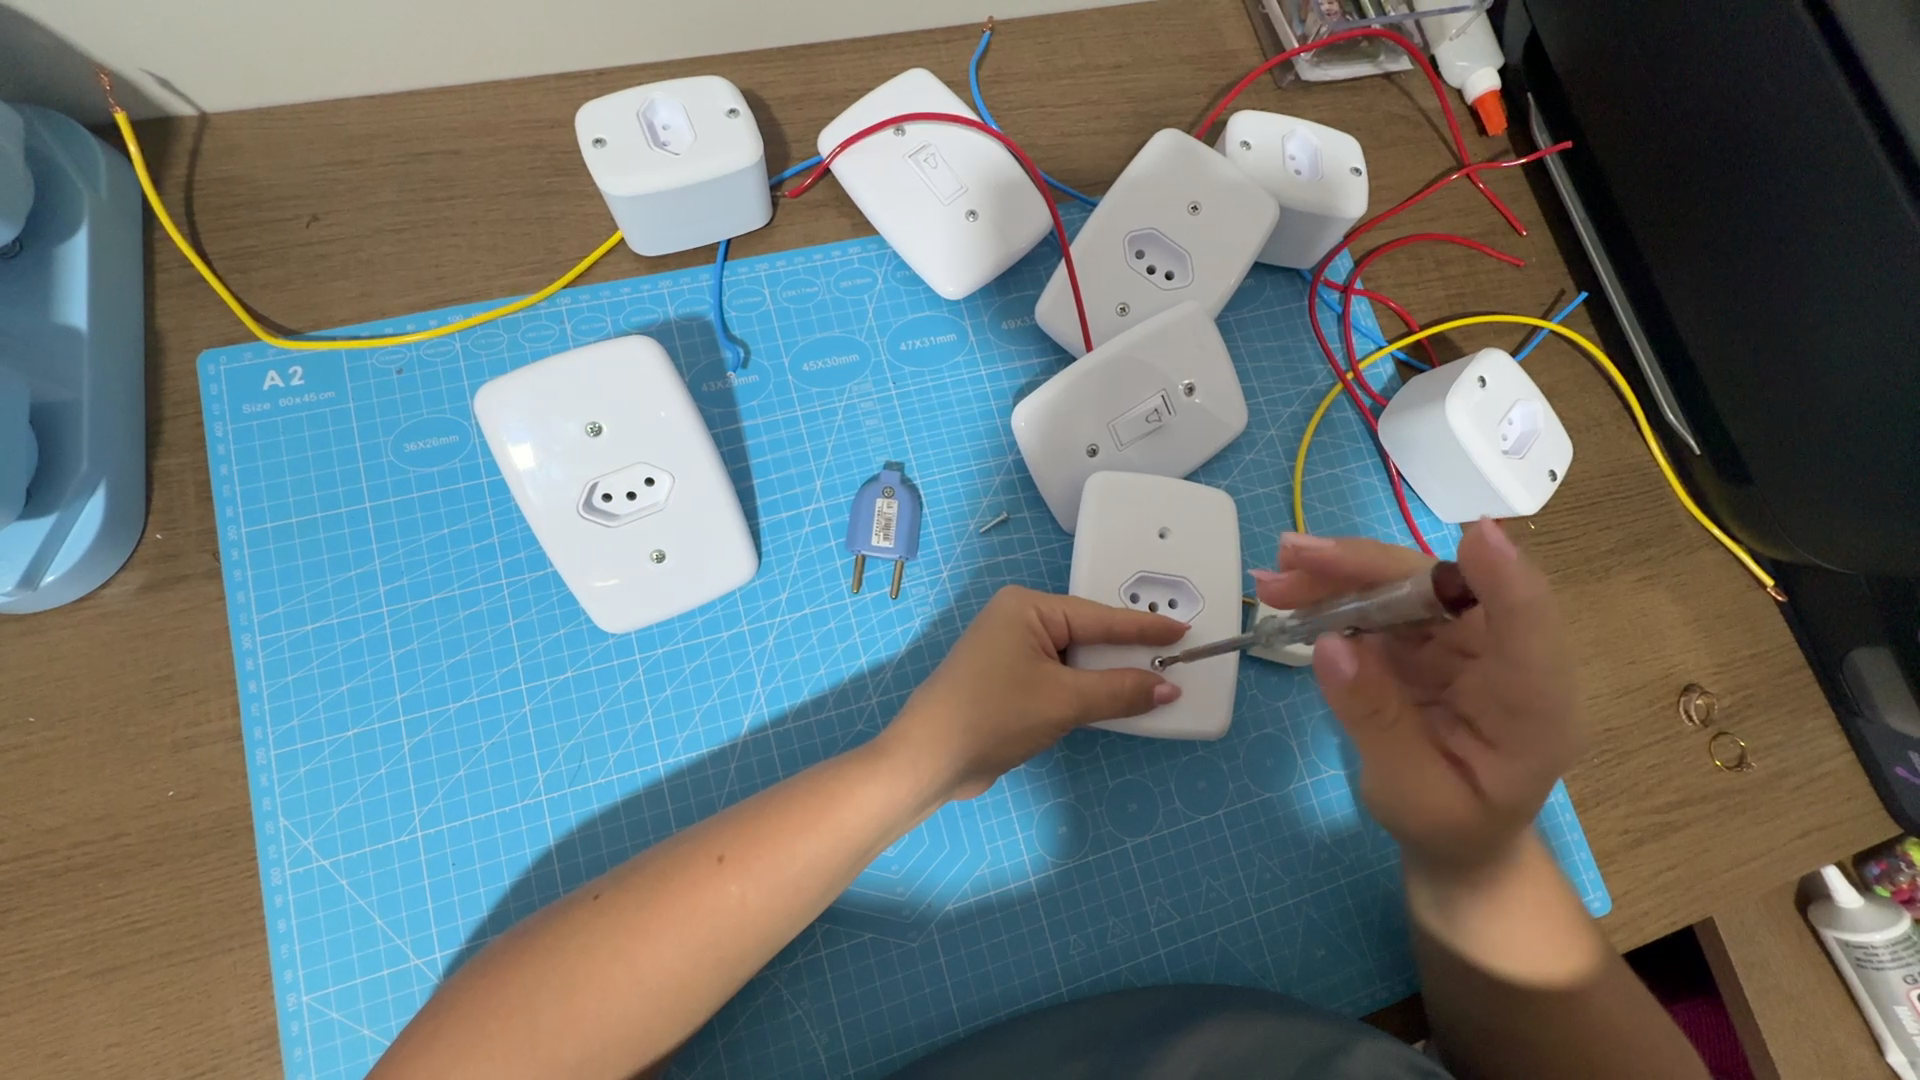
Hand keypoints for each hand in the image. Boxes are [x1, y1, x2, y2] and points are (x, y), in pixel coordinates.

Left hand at [882, 586, 1186, 799]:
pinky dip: (1084, 689)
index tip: (1183, 632)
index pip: (1099, 616)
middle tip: (1173, 662)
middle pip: (1086, 635)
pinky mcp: (1006, 680)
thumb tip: (1167, 686)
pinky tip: (1110, 702)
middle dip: (1126, 653)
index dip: (1144, 628)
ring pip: (1073, 659)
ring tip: (1151, 683)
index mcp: (1027, 608)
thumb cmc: (995, 715)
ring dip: (1105, 675)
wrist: (930, 758)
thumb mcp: (1064, 701)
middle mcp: (1017, 620)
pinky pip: (1058, 677)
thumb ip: (1120, 691)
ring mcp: (1009, 650)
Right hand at [1254, 520, 1580, 876]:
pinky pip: (1380, 604)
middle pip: (1445, 589)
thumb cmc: (1449, 827)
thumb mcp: (1409, 791)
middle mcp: (1502, 657)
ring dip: (1338, 575)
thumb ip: (1374, 720)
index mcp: (1530, 706)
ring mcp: (1463, 645)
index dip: (1503, 578)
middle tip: (1292, 558)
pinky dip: (1333, 595)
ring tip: (1273, 580)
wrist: (1456, 841)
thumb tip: (1329, 645)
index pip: (1529, 629)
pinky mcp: (1427, 642)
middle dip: (1368, 567)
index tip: (1475, 536)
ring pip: (1403, 586)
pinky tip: (1292, 594)